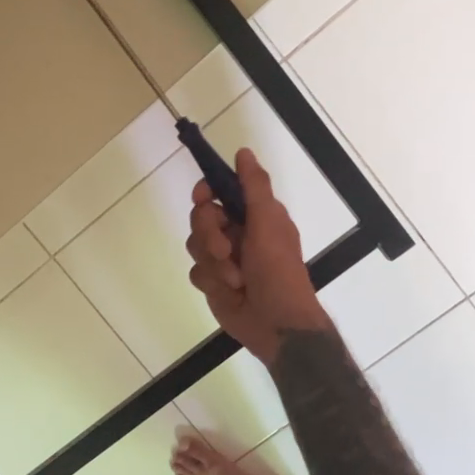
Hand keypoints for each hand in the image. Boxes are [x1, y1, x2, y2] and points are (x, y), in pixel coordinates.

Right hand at [185, 148, 330, 362]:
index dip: (207, 192)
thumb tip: (242, 152)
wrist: (277, 323)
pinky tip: (230, 292)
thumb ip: (254, 187)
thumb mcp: (269, 223)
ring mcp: (222, 258)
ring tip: (235, 279)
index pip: (219, 191)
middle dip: (210, 235)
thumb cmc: (279, 271)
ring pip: (195, 245)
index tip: (203, 198)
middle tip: (227, 251)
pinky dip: (212, 282)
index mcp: (253, 215)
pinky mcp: (212, 282)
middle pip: (200, 217)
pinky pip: (196, 272)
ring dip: (214, 264)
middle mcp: (236, 232)